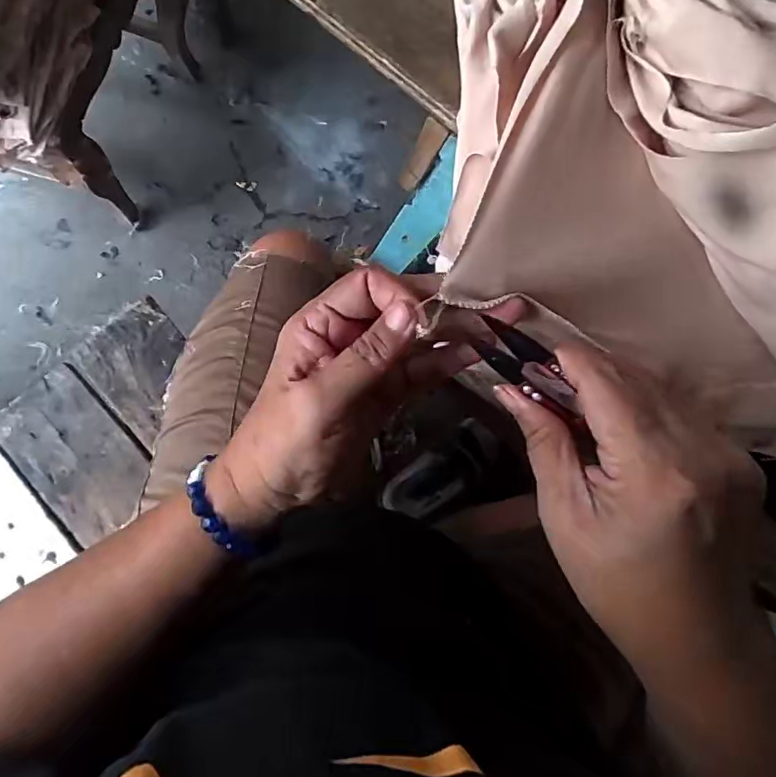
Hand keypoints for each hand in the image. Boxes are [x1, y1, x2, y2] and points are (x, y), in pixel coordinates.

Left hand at [207, 265, 486, 531]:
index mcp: (321, 322)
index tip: (424, 319)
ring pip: (416, 337)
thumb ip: (367, 356)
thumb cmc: (283, 441)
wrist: (274, 491)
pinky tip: (477, 353)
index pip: (367, 285)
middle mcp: (348, 333)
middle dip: (442, 304)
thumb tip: (411, 310)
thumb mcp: (321, 399)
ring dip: (455, 331)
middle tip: (493, 305)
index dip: (399, 293)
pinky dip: (446, 361)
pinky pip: (419, 369)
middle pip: (399, 306)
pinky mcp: (386, 391)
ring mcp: (370, 362)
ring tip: (501, 324)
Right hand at [493, 341, 766, 678]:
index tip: (534, 358)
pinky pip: (685, 411)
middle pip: (634, 376)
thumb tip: (510, 387)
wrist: (702, 644)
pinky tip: (624, 430)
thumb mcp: (565, 516)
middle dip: (588, 370)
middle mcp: (702, 450)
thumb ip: (544, 441)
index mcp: (654, 468)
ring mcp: (731, 455)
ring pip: (661, 388)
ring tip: (581, 406)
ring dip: (617, 385)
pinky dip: (647, 406)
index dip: (568, 360)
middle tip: (547, 385)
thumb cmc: (617, 585)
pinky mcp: (744, 463)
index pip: (606, 381)